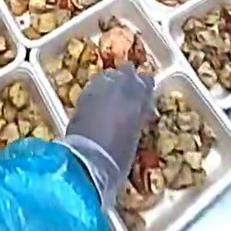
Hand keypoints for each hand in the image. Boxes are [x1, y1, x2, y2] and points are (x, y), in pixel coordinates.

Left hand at [62, 66, 152, 205]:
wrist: (88, 160)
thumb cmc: (118, 156)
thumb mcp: (136, 134)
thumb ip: (138, 114)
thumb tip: (141, 108)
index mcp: (136, 96)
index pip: (146, 80)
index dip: (146, 85)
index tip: (147, 92)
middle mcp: (118, 85)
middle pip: (127, 70)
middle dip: (129, 77)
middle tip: (130, 92)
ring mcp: (99, 87)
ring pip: (109, 74)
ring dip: (112, 81)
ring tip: (113, 96)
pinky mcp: (83, 94)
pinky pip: (95, 84)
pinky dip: (99, 90)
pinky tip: (99, 102)